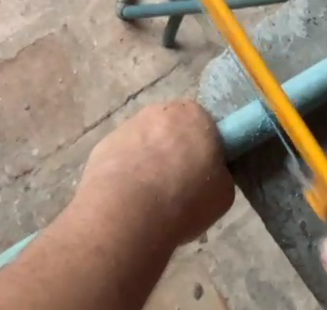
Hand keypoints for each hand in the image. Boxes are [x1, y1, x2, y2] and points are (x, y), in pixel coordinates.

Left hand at [73, 100, 232, 247]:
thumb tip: (206, 174)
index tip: (200, 175)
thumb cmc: (184, 200)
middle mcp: (161, 110)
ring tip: (149, 201)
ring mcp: (128, 126)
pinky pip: (122, 158)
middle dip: (174, 152)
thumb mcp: (223, 192)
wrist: (126, 215)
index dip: (203, 150)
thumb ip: (219, 174)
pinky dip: (125, 174)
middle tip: (177, 188)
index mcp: (195, 114)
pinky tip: (126, 201)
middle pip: (172, 130)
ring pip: (145, 143)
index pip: (205, 125)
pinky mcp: (103, 145)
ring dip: (148, 162)